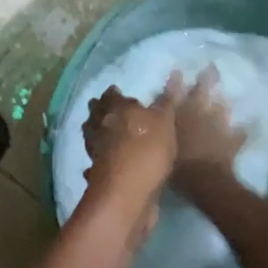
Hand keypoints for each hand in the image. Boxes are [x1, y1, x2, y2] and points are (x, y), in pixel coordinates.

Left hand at [82, 81, 176, 206]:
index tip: (122, 93)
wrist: (128, 195)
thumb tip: (174, 73)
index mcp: (114, 108)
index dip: (115, 93)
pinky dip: (103, 158)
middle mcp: (99, 127)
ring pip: (94, 137)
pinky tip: (113, 161)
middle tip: (117, 113)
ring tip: (115, 136)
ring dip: (101, 135)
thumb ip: (167, 100)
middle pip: (96, 114)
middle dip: (104, 112)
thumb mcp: (164, 121)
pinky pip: (99, 161)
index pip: (110, 94)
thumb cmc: (146, 149)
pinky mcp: (98, 175)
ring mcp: (95, 152)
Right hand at [170, 67, 244, 174]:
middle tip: (212, 68)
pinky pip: (239, 134)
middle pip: (201, 95)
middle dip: (206, 81)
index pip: (173, 96)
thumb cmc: (176, 167)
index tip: (178, 70)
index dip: (175, 83)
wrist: (204, 179)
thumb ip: (161, 134)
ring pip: (221, 111)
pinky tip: (248, 127)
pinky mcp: (230, 142)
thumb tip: (156, 125)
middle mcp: (197, 117)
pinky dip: (242, 132)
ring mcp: (216, 128)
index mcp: (177, 117)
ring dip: (223, 105)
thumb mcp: (162, 148)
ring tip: (227, 98)